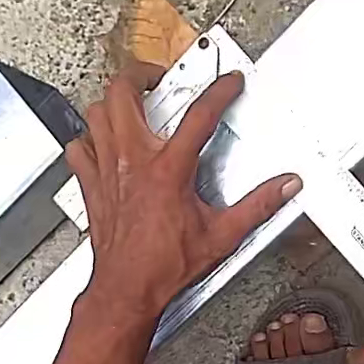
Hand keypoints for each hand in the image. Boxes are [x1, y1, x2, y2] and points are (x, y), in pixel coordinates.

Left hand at [68, 63, 300, 322]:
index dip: (218, 92)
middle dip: (141, 74)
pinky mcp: (92, 186)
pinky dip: (88, 138)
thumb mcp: (222, 235)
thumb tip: (284, 187)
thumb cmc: (164, 267)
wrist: (128, 289)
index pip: (199, 116)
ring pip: (96, 113)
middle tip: (158, 76)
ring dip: (112, 102)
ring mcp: (107, 171)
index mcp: (168, 170)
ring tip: (130, 101)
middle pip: (123, 93)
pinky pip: (79, 148)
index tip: (228, 83)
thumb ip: (257, 206)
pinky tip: (99, 142)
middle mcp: (132, 162)